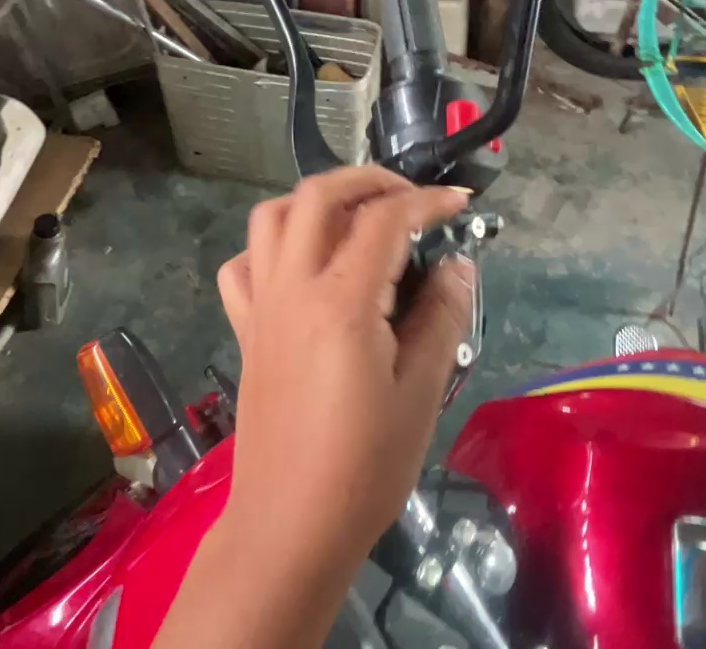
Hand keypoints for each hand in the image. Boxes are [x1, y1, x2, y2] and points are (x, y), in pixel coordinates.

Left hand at [218, 165, 471, 563]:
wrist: (289, 527)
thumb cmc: (364, 467)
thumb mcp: (421, 393)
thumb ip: (441, 318)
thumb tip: (457, 265)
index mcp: (341, 301)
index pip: (385, 220)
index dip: (428, 201)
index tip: (460, 205)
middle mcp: (292, 288)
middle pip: (318, 195)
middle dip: (368, 179)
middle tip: (410, 199)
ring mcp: (261, 306)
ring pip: (271, 217)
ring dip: (315, 202)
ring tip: (356, 221)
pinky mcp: (245, 330)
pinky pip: (245, 264)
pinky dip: (273, 247)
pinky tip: (303, 267)